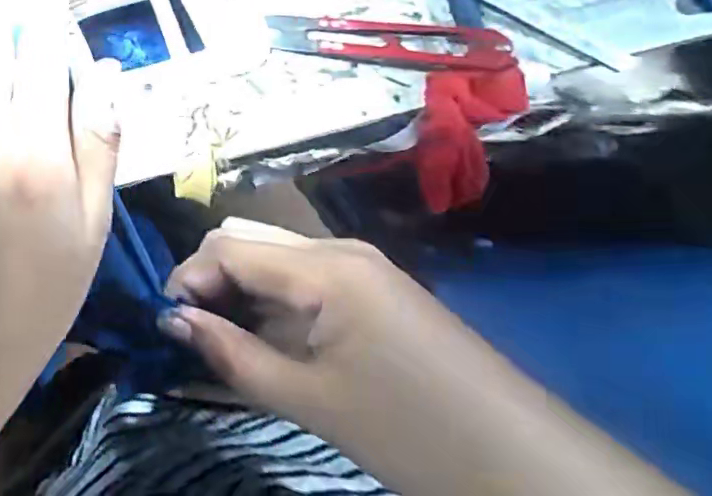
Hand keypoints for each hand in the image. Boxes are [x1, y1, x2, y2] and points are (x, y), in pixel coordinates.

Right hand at [160, 223, 681, 495]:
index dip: (187, 279)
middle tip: (200, 331)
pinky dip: (274, 298)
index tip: (171, 324)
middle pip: (246, 239)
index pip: (226, 247)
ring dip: (241, 287)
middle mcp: (338, 248)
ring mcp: (362, 264)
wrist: (540, 471)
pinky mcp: (377, 287)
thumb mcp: (312, 402)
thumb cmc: (416, 435)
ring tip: (231, 339)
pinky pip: (304, 274)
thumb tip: (171, 321)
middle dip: (209, 277)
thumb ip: (232, 356)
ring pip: (272, 253)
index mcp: (324, 267)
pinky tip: (276, 339)